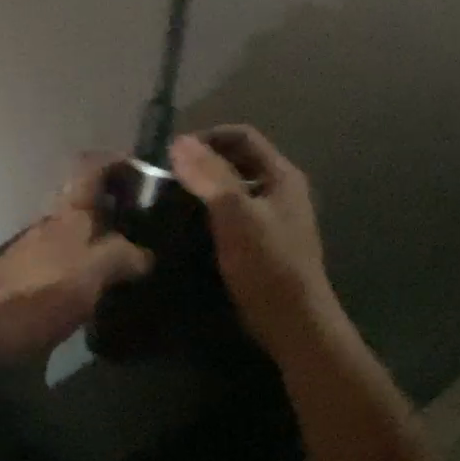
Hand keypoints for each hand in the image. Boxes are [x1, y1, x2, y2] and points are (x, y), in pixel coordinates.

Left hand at [0, 157, 153, 363]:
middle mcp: (53, 227)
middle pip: (87, 203)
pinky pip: (71, 267)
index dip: (115, 161)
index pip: (89, 168)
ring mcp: (40, 256)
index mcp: (67, 215)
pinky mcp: (33, 285)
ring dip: (108, 240)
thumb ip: (121, 257)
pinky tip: (109, 291)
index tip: (145, 171)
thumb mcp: (89, 274)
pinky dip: (93, 271)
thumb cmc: (35, 296)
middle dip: (118, 206)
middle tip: (153, 224)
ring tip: (141, 260)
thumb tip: (145, 256)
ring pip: (80, 235)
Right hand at [168, 127, 344, 358]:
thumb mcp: (236, 214)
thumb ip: (210, 175)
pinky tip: (184, 227)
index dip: (207, 137)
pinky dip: (207, 213)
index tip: (171, 154)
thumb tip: (179, 142)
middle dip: (201, 163)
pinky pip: (230, 216)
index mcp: (281, 176)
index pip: (241, 136)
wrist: (294, 324)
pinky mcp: (260, 244)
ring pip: (231, 189)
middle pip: (236, 161)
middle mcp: (279, 191)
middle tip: (165, 177)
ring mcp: (271, 219)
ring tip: (167, 200)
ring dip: (202, 189)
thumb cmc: (268, 264)